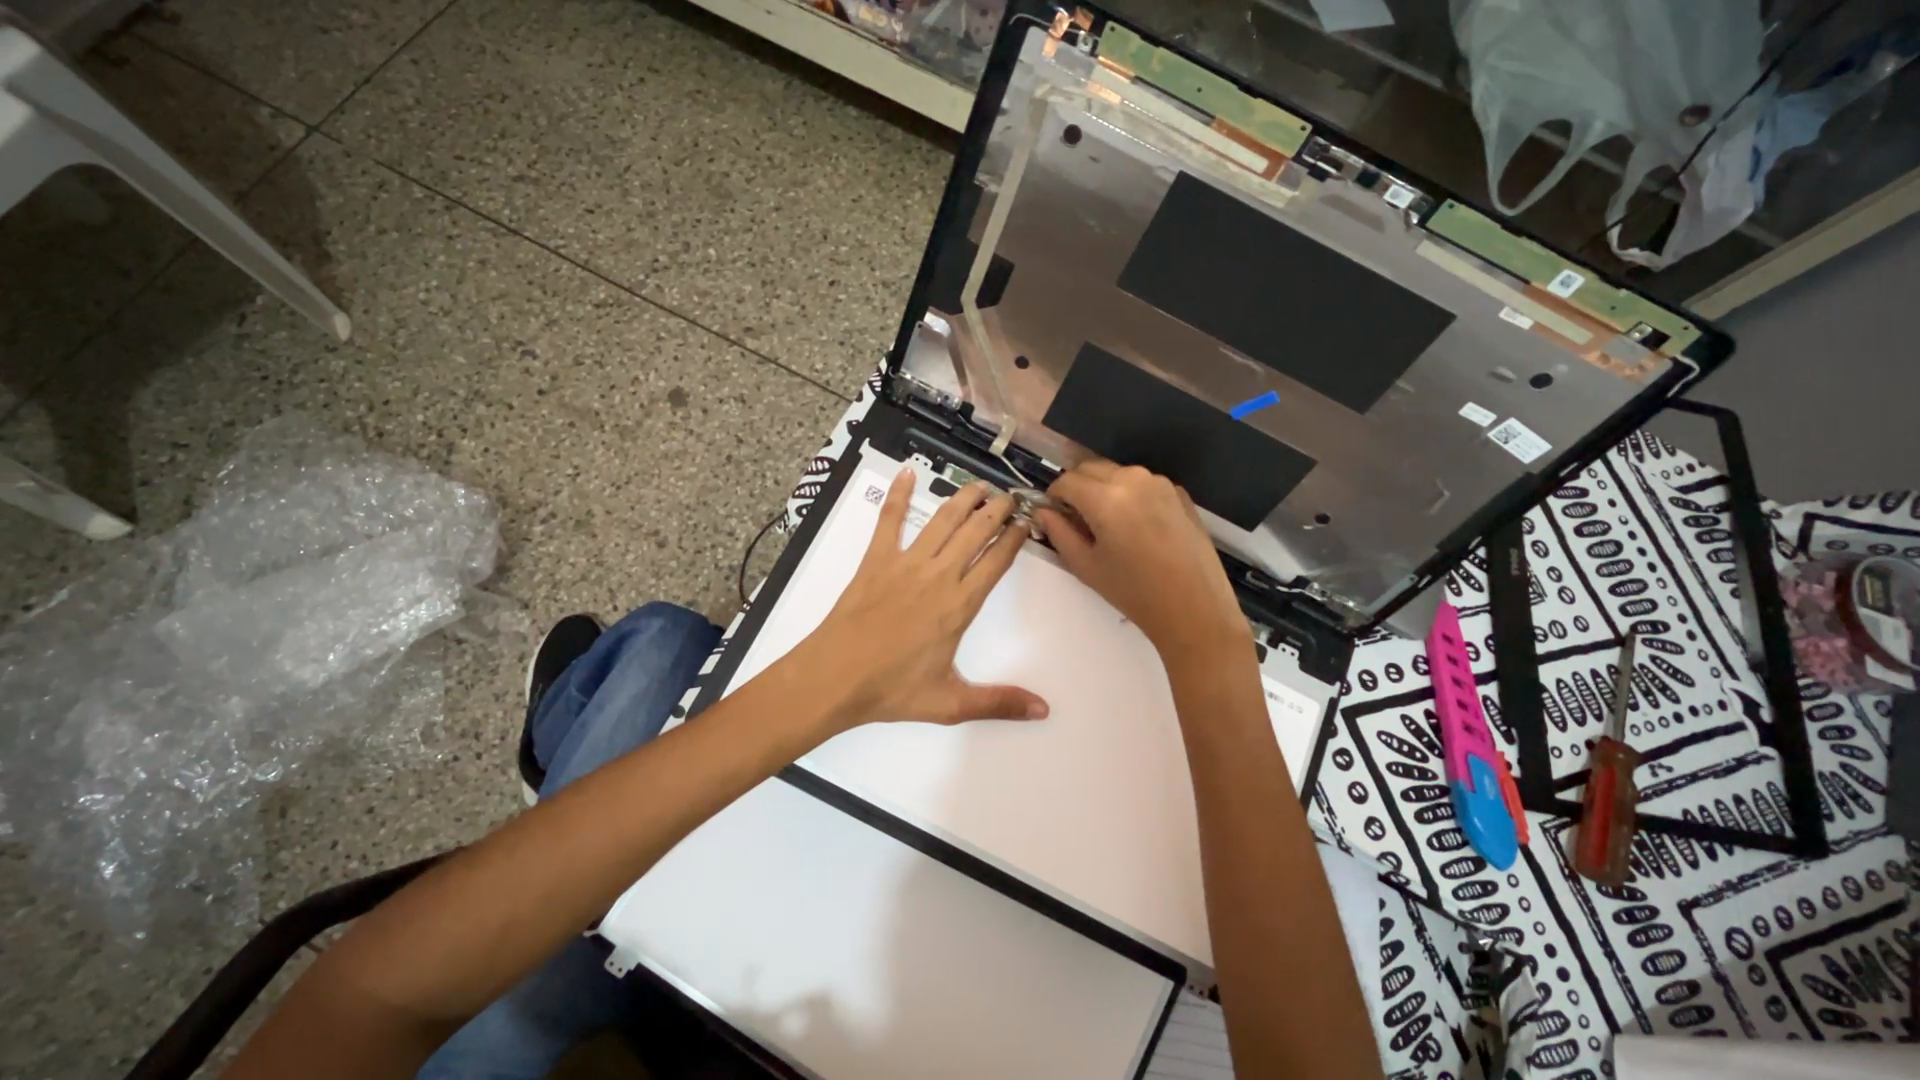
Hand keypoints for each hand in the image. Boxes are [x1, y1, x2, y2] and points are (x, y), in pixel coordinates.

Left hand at [793, 468, 1047, 731]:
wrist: (834, 677)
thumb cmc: (892, 691)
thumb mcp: (950, 703)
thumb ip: (999, 702)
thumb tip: (1044, 710)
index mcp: (959, 606)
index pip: (996, 563)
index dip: (1014, 539)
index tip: (1027, 523)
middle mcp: (938, 577)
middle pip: (974, 533)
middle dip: (996, 511)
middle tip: (1010, 498)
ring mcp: (905, 564)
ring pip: (941, 521)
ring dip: (963, 499)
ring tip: (979, 486)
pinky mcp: (875, 561)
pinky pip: (889, 521)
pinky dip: (899, 495)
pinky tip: (907, 473)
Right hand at [1034, 461, 1250, 658]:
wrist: (1194, 608)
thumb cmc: (1134, 592)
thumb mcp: (1086, 566)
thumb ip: (1059, 533)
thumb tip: (1044, 512)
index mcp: (1105, 497)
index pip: (1066, 480)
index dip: (1054, 496)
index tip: (1053, 514)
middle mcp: (1133, 479)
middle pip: (1092, 468)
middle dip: (1078, 488)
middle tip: (1077, 520)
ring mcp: (1161, 483)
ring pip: (1118, 473)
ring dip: (1104, 489)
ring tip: (1108, 525)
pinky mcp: (1180, 494)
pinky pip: (1144, 484)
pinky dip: (1132, 495)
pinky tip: (1138, 528)